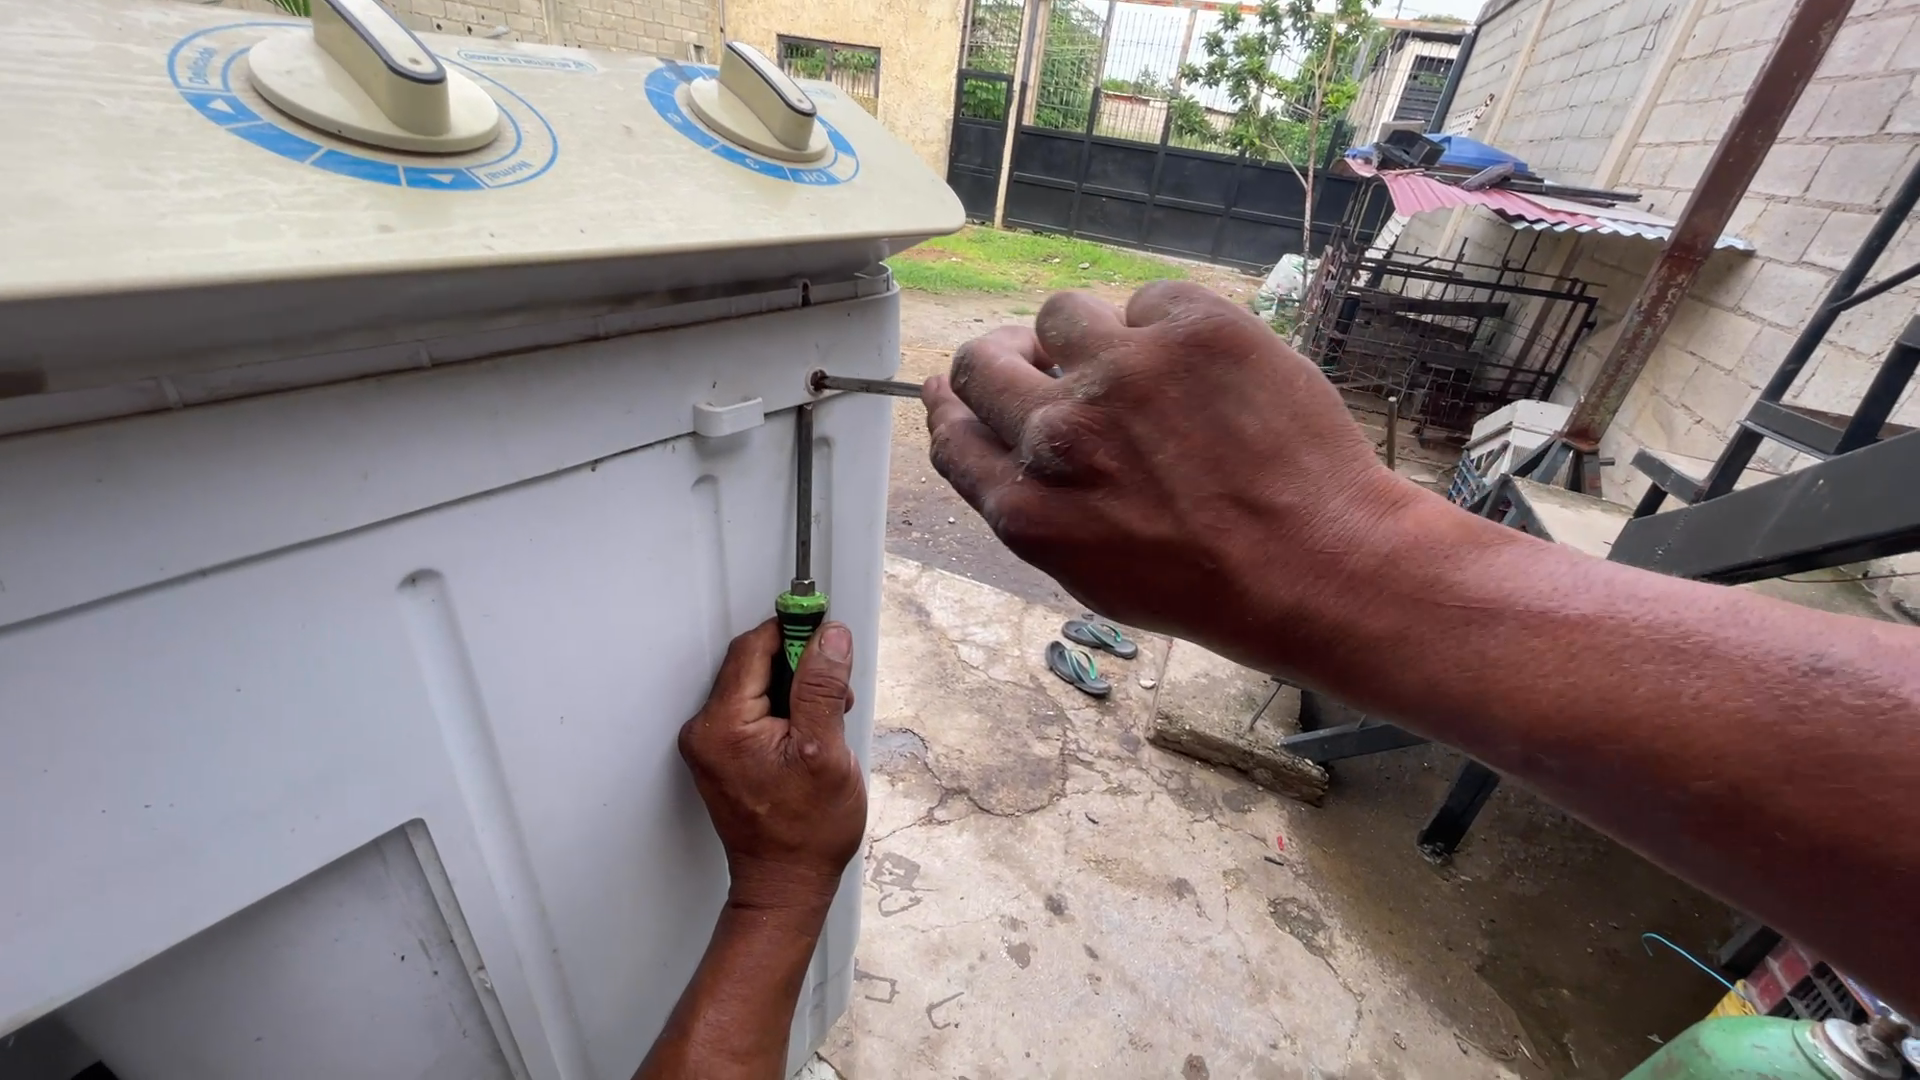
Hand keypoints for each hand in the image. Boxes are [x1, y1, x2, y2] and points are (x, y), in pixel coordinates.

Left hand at [678, 620, 866, 913]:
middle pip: (753, 663)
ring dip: (797, 687)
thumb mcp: (825, 751)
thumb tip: (830, 638)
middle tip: (836, 689)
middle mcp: (707, 731)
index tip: (824, 626)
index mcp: (725, 726)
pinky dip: (786, 707)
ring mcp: (713, 743)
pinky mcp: (724, 752)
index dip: (793, 632)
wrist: (788, 883)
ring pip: (757, 684)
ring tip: (828, 719)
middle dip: (800, 665)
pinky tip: (811, 729)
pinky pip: (754, 707)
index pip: (754, 649)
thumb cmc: (806, 831)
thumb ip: (823, 687)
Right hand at [922, 281, 1420, 658]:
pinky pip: (1144, 300)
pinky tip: (1199, 372)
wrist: (1317, 564)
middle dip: (1001, 361)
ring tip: (1137, 374)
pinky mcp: (1191, 327)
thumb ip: (1021, 501)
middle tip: (1041, 367)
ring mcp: (1122, 372)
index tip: (953, 389)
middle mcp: (1057, 434)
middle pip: (980, 362)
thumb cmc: (1198, 581)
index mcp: (1025, 506)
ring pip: (1059, 314)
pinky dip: (1162, 329)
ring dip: (1083, 340)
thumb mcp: (1081, 569)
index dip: (948, 406)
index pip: (952, 432)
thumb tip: (987, 429)